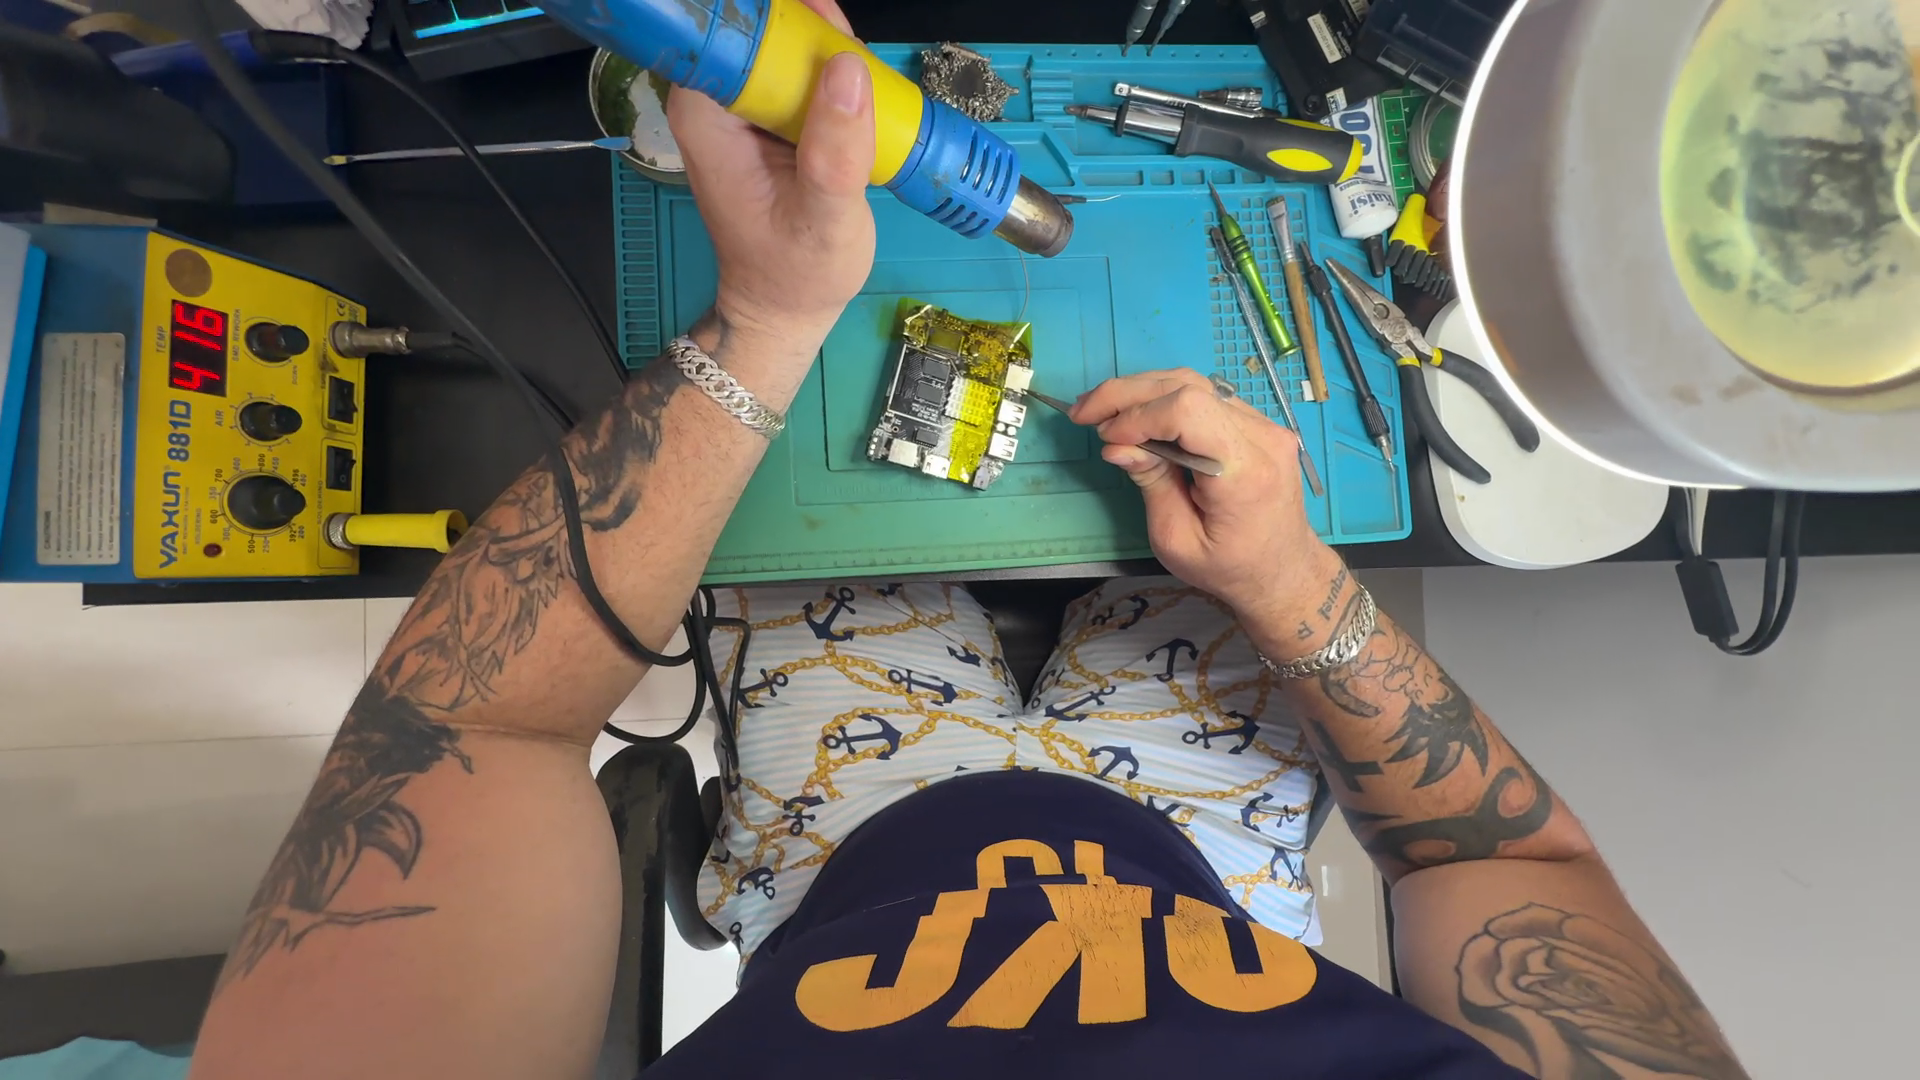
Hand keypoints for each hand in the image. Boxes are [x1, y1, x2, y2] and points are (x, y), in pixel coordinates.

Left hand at [666, 0, 875, 353]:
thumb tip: (848, 69)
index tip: (829, 32)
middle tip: (860, 68)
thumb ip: (834, 153)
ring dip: (829, 54)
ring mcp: (741, 106)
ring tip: (867, 93)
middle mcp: (715, 97)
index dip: (783, 19)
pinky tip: (858, 104)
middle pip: (761, 26)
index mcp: (708, 113)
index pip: (730, 25)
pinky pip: (799, 71)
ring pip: (784, 43)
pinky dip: (832, 77)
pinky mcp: (767, 118)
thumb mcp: (824, 222)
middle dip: (813, 33)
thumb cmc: (798, 275)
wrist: (787, 309)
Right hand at [1071, 369, 1347, 651]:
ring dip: (1140, 391)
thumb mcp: (1176, 539)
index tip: (1104, 436)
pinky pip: (1205, 397)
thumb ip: (1151, 484)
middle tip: (1083, 411)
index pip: (1188, 412)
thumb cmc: (1228, 567)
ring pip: (1194, 383)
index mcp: (1243, 471)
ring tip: (1100, 409)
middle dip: (1127, 394)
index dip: (1138, 415)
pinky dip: (1162, 399)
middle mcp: (1261, 436)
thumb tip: (1116, 445)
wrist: (1282, 571)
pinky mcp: (1257, 424)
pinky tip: (1134, 414)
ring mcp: (1264, 425)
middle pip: (1188, 386)